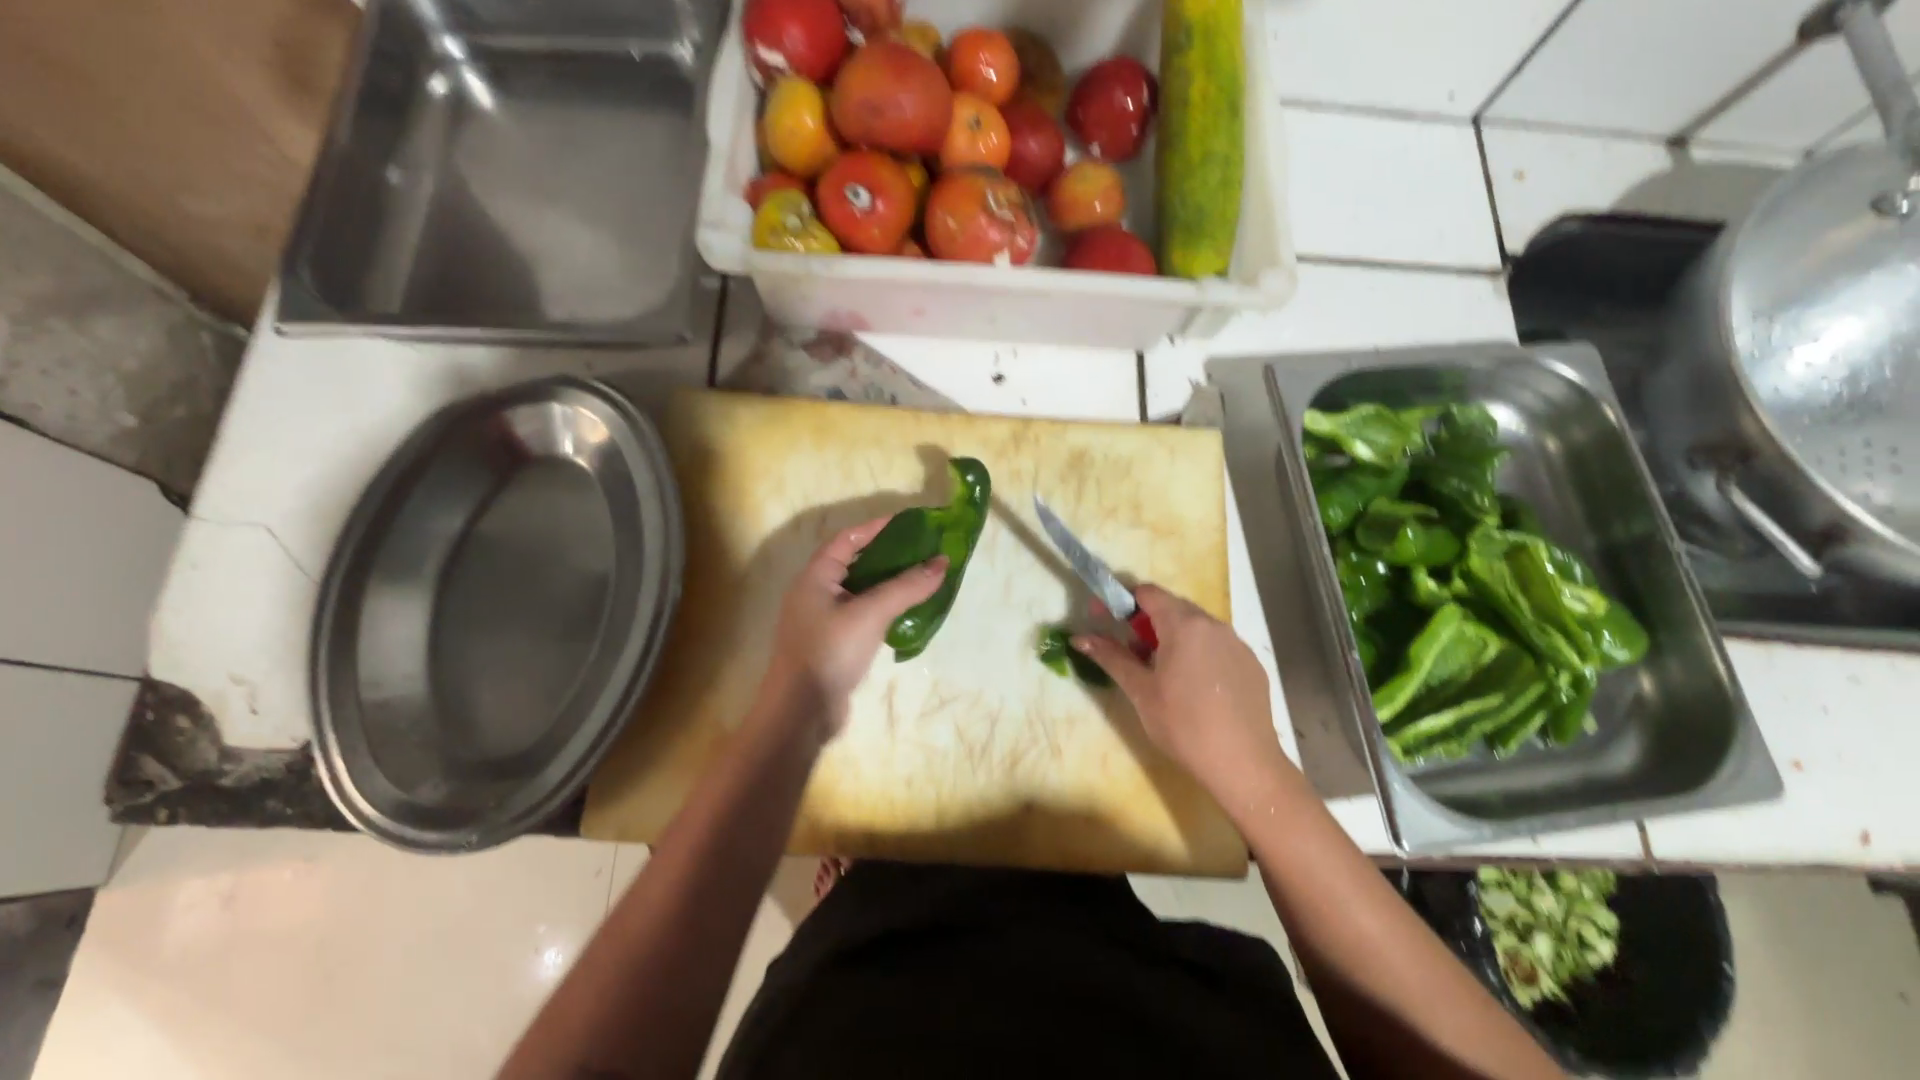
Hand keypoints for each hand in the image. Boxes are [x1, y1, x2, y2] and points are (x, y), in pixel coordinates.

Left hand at [755, 517, 947, 741]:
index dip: (877, 528)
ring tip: (922, 578)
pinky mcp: (833, 645)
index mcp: (815, 577)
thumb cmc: (830, 653)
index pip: (847, 539)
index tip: (911, 524)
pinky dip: (883, 609)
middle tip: (923, 550)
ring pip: (860, 592)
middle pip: (854, 563)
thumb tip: (942, 562)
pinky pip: (861, 616)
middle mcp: (814, 593)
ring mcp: (822, 621)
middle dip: (888, 555)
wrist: (801, 713)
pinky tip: (906, 613)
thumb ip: (906, 587)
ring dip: (888, 584)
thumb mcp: (870, 614)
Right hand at [1074, 585, 1295, 804]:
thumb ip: (1111, 657)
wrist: (1243, 762)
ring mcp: (1237, 643)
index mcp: (1184, 625)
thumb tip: (1080, 638)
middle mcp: (1214, 625)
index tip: (1103, 617)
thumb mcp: (1141, 691)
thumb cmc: (1183, 725)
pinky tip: (1194, 686)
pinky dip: (1199, 653)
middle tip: (1129, 649)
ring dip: (1173, 636)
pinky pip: (1218, 646)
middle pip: (1173, 607)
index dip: (1121, 600)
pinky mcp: (1251, 663)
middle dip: (1146, 620)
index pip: (1148, 593)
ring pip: (1198, 627)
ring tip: (1161, 670)